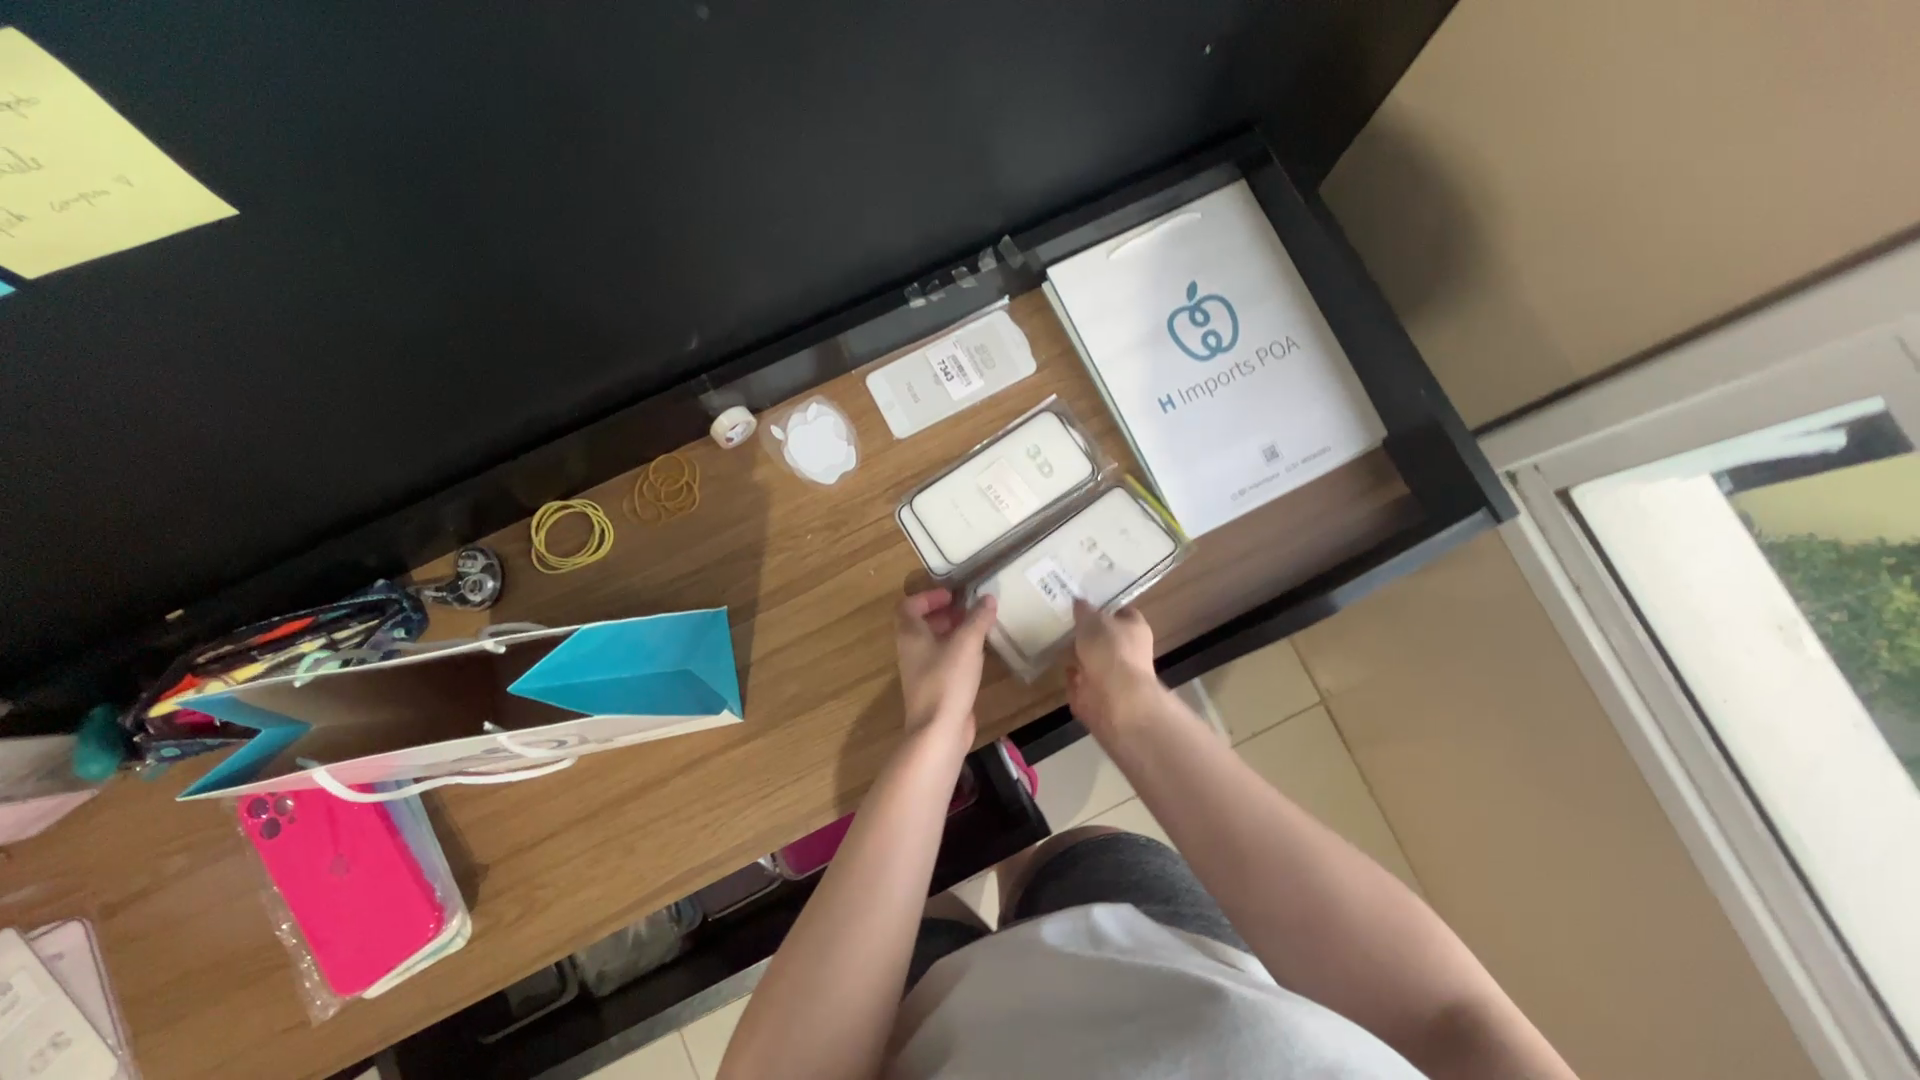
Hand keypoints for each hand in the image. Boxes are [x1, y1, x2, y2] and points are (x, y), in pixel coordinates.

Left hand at [894, 589, 996, 738]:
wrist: (938, 730)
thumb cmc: (947, 680)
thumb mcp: (966, 644)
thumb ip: (977, 619)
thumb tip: (988, 598)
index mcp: (910, 635)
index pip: (908, 606)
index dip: (928, 597)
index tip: (952, 596)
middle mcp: (911, 651)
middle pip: (921, 624)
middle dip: (944, 614)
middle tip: (969, 611)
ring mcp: (921, 672)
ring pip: (933, 644)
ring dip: (952, 633)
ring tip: (978, 630)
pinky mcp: (934, 688)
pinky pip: (943, 661)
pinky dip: (957, 653)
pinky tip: (978, 657)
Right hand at [1065, 601, 1164, 737]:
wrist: (1114, 698)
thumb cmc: (1109, 650)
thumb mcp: (1092, 620)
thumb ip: (1084, 610)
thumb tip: (1079, 602)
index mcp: (1134, 628)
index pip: (1122, 611)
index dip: (1105, 607)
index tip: (1084, 601)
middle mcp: (1126, 651)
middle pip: (1104, 636)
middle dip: (1086, 632)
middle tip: (1063, 620)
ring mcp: (1112, 674)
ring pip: (1091, 659)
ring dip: (1076, 654)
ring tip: (1054, 640)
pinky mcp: (1097, 694)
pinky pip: (1080, 680)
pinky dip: (1070, 676)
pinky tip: (1057, 665)